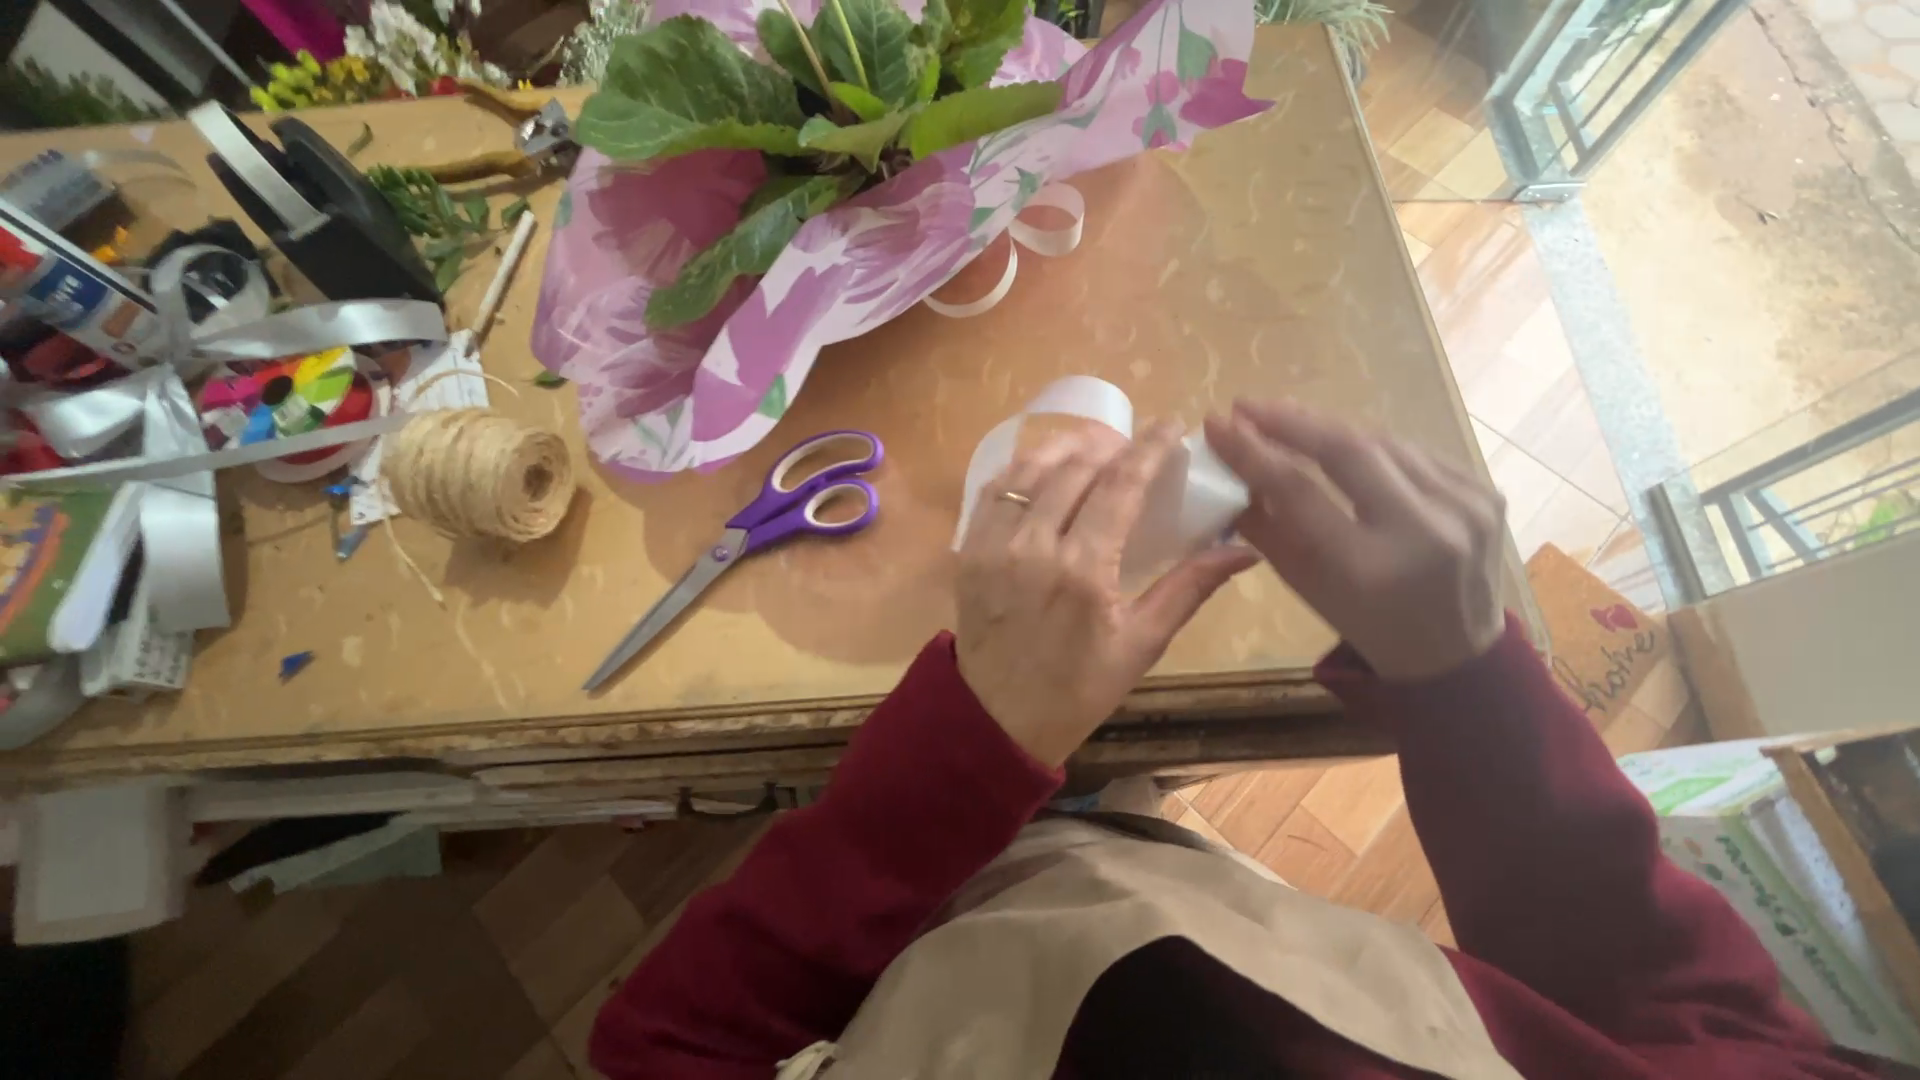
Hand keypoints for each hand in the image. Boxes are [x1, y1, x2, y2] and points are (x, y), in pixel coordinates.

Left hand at [955, 422, 1259, 765]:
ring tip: (1094, 446)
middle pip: (1075, 467)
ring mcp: (994, 545)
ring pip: (1030, 470)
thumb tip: (1243, 549)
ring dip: (1065, 449)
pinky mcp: (969, 550)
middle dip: (1110, 444)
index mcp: (1083, 570)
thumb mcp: (1141, 643)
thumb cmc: (1079, 688)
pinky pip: (994, 491)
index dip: (1148, 448)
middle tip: (1133, 444)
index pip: (1120, 485)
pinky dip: (1023, 470)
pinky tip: (1045, 468)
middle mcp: (1034, 546)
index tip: (1169, 425)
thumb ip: (1189, 587)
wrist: (998, 718)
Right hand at [1204, 400, 1506, 680]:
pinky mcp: (1486, 492)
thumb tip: (1233, 471)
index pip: (1298, 491)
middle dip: (1290, 421)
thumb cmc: (1366, 624)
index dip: (1252, 452)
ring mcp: (1465, 506)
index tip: (1217, 424)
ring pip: (1383, 443)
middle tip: (1247, 406)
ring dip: (1328, 427)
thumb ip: (1268, 528)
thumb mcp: (1305, 587)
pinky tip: (1341, 442)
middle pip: (1348, 450)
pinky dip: (1371, 445)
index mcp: (1369, 569)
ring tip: (1284, 418)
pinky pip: (1413, 454)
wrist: (1456, 652)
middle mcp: (1425, 531)